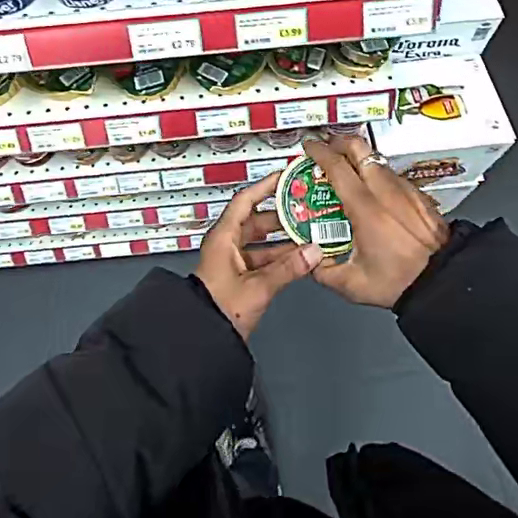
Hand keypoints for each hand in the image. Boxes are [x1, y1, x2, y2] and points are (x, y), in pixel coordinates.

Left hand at [195, 172, 322, 338]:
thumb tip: (314, 251)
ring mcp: (233, 260)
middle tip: (306, 208)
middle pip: (257, 220)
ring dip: (284, 238)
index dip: (265, 186)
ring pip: (262, 241)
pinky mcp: (240, 277)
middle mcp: (227, 244)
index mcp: (224, 237)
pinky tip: (301, 258)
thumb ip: (288, 268)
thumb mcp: (258, 287)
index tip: (286, 177)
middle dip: (282, 214)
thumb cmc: (221, 309)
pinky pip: (263, 258)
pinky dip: (280, 257)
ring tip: (310, 232)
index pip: (246, 200)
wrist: (203, 339)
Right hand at [303, 136, 449, 307]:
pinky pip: (391, 173)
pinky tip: (373, 190)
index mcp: (365, 208)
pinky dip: (376, 173)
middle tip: (327, 149)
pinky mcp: (418, 194)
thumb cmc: (403, 282)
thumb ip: (324, 272)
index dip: (320, 152)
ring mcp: (404, 189)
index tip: (309, 146)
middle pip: (359, 148)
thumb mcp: (354, 284)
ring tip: (348, 169)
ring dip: (358, 157)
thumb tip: (312, 260)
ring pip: (376, 159)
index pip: (337, 166)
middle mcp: (385, 191)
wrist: (445, 281)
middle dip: (339, 142)